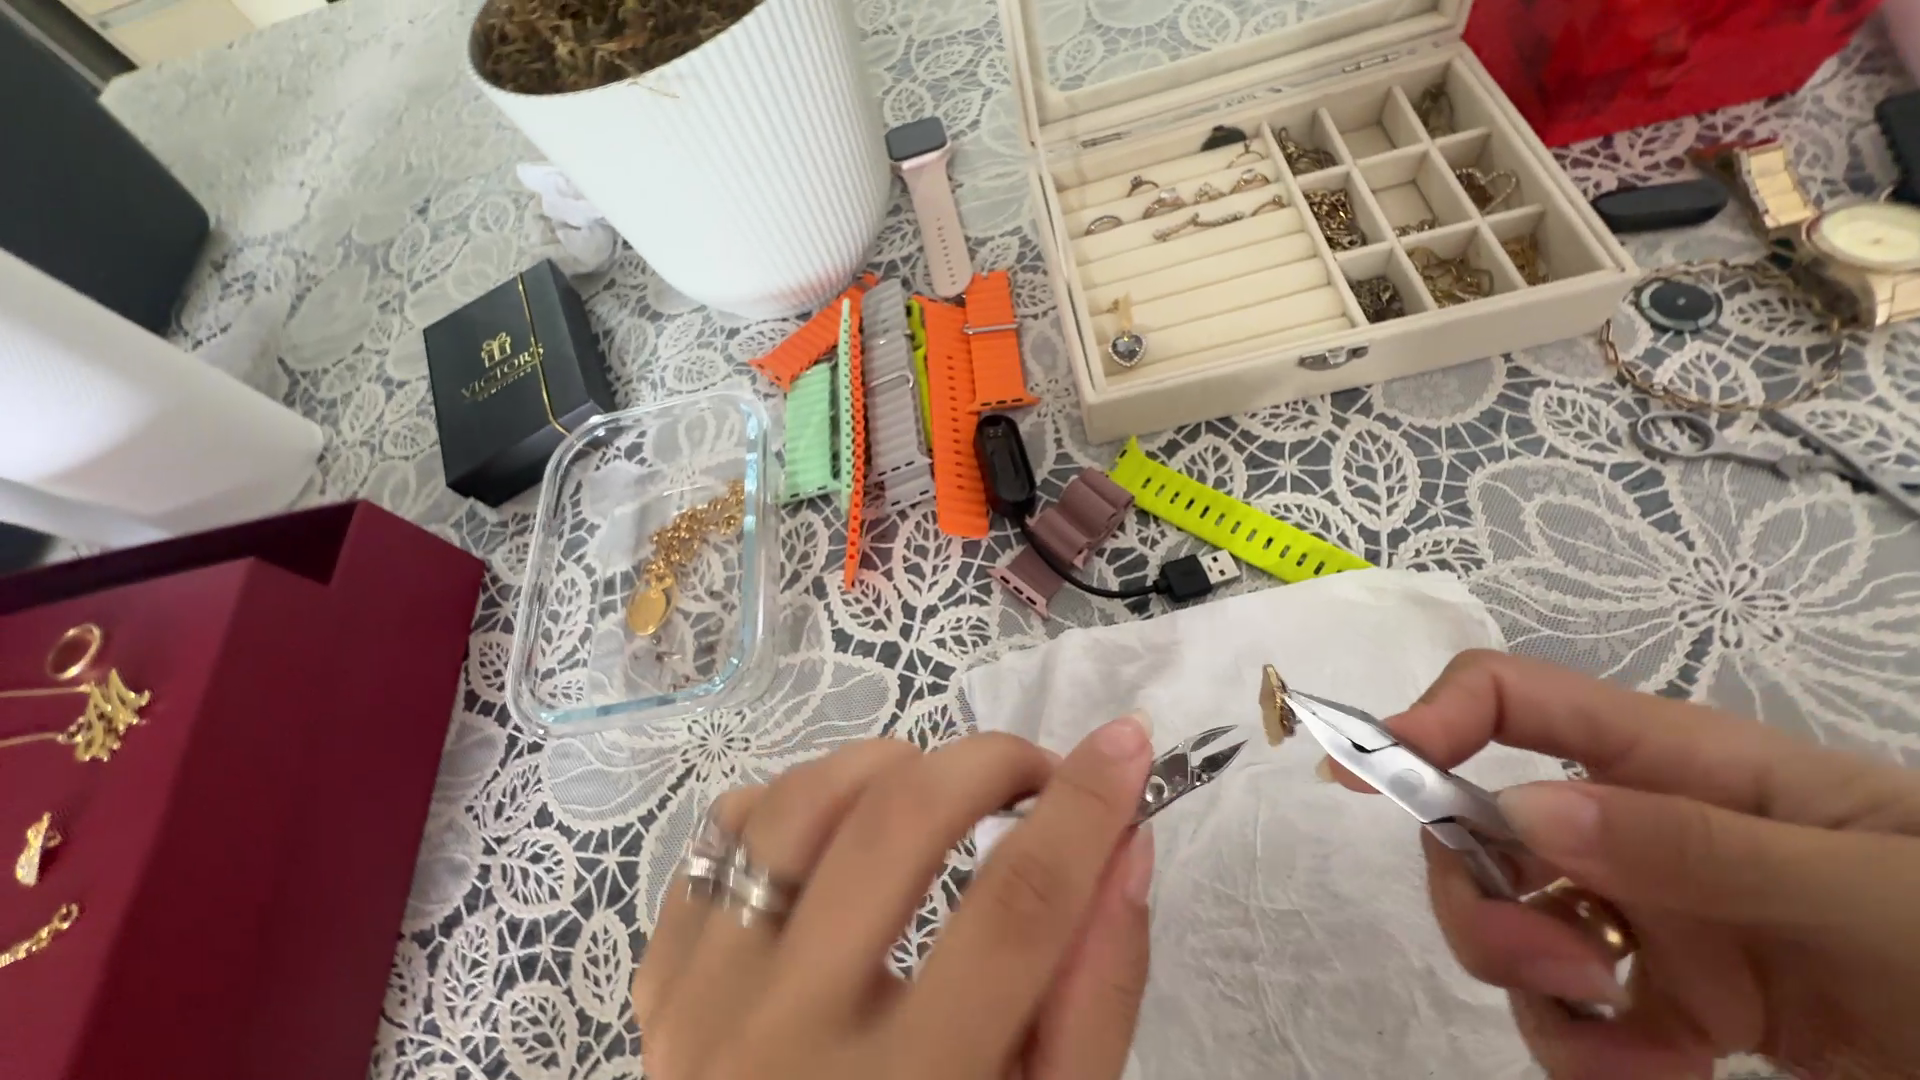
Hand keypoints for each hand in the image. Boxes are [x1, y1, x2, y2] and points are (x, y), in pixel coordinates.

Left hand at [631, 716, 1156, 1079]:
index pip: (1016, 915)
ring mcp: (703, 1003)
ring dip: (888, 767)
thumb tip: (1124, 845)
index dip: (1085, 812)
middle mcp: (785, 1041)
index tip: (1128, 746)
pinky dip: (798, 799)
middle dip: (988, 765)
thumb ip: (1096, 991)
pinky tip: (841, 835)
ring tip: (938, 795)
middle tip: (1034, 773)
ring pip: (800, 804)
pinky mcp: (661, 977)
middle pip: (896, 830)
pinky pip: (725, 832)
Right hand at [1332, 650, 1919, 1079]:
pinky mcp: (1666, 1000)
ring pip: (1506, 923)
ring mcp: (1642, 914)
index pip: (1507, 698)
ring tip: (1625, 1046)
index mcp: (1669, 762)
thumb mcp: (1872, 885)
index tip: (1359, 773)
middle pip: (1477, 827)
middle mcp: (1631, 825)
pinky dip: (1584, 1054)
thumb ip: (1696, 842)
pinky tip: (1654, 1077)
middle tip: (1543, 966)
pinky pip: (1568, 1017)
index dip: (1424, 719)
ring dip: (1527, 983)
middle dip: (1475, 892)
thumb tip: (1522, 812)